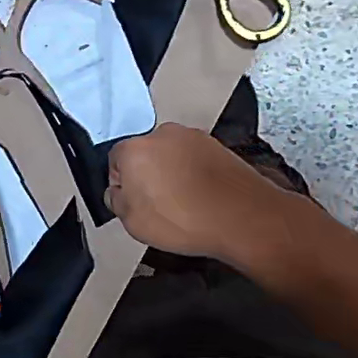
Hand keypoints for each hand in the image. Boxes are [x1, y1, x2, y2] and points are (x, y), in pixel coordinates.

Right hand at [107, 123, 308, 261]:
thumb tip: (117, 193)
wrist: (242, 218)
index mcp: (134, 149)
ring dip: (171, 175)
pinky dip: (193, 174)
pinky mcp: (216, 145)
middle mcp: (162, 135)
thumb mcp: (133, 223)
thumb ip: (116, 201)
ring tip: (182, 205)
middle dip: (147, 176)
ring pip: (170, 156)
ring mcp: (192, 137)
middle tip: (156, 205)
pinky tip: (200, 198)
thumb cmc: (188, 220)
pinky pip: (194, 159)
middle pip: (143, 154)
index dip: (122, 184)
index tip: (131, 200)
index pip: (115, 162)